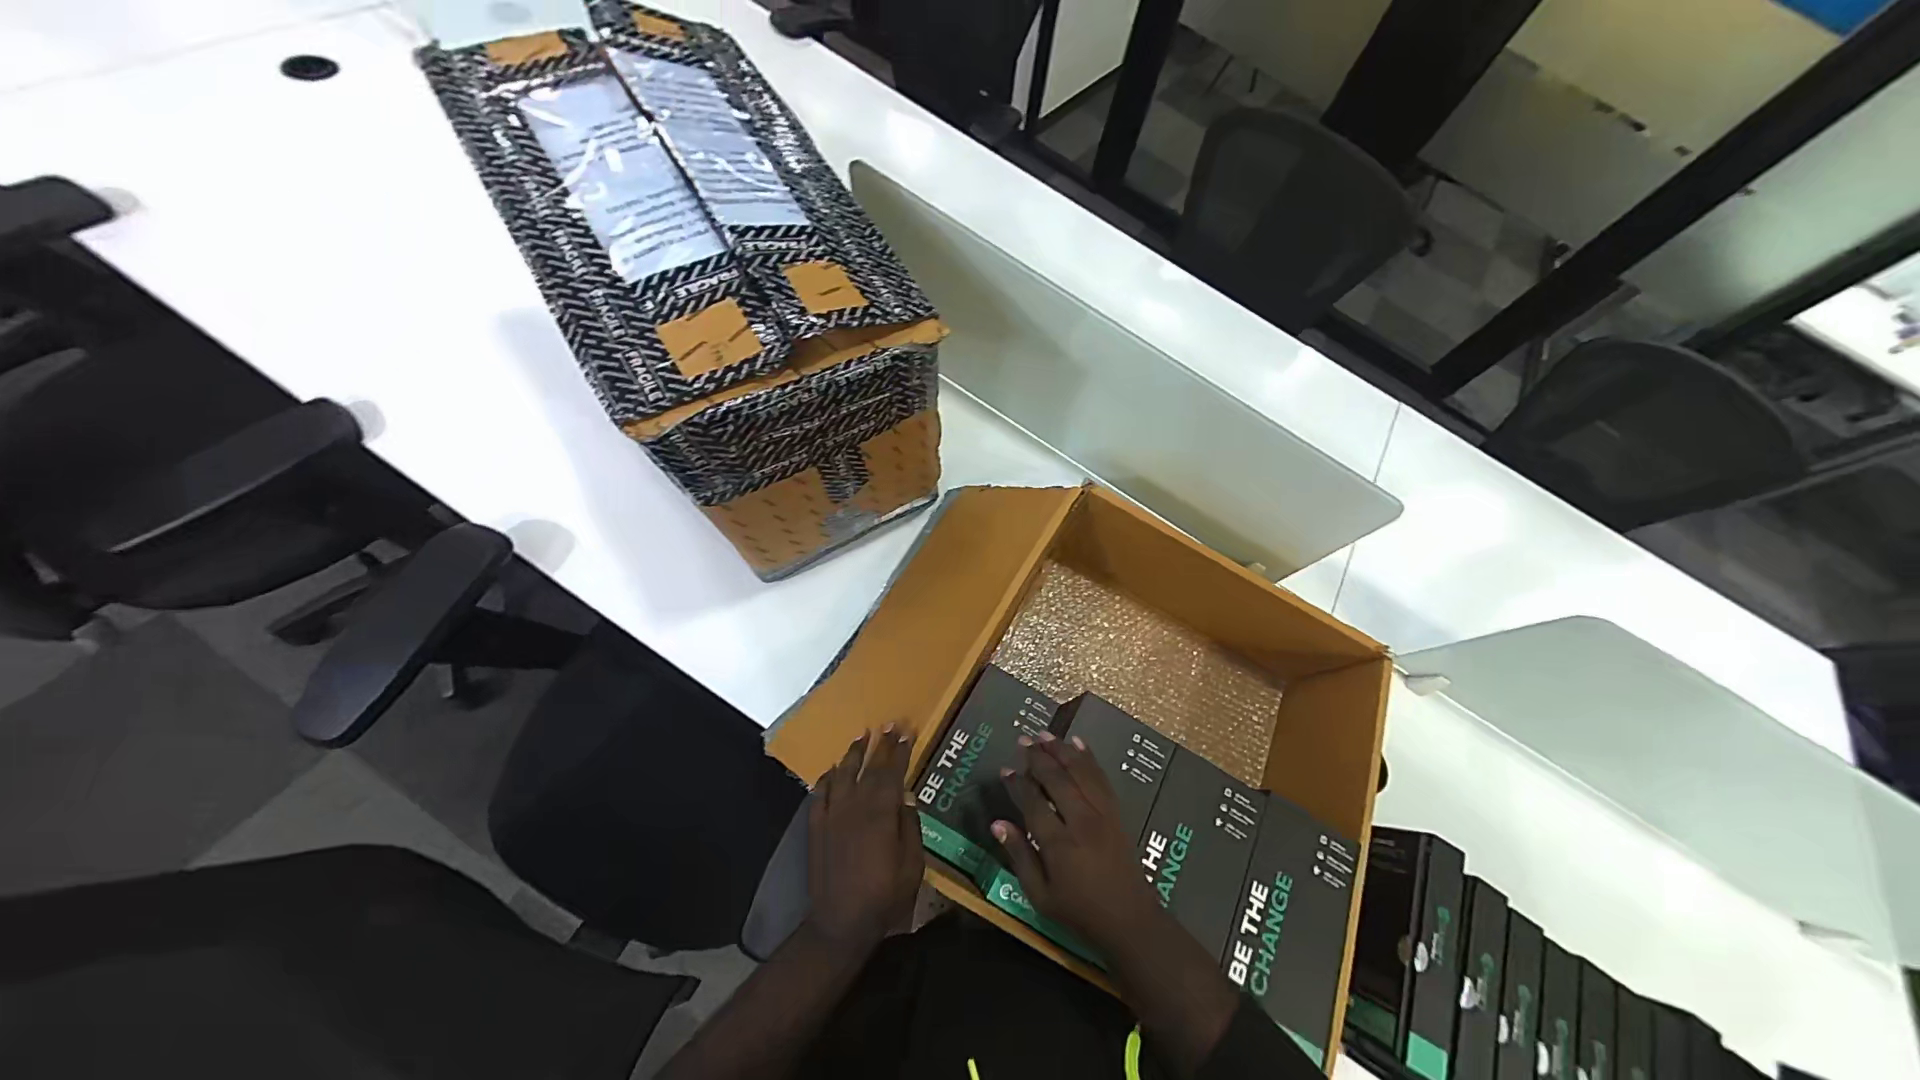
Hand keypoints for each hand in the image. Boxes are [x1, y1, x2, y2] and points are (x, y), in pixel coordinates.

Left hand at [806, 725, 923, 952]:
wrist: (840, 922)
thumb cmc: (884, 897)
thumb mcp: (912, 866)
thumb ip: (910, 828)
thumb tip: (906, 798)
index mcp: (881, 814)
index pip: (892, 774)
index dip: (900, 752)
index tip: (907, 734)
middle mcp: (855, 807)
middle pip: (868, 768)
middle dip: (881, 745)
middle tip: (889, 725)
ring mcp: (832, 815)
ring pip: (842, 774)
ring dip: (853, 754)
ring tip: (861, 737)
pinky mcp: (816, 827)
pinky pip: (820, 793)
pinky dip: (827, 778)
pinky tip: (833, 770)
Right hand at [992, 733, 1166, 953]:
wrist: (1130, 921)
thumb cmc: (1079, 913)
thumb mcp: (1040, 895)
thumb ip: (1019, 856)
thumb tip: (997, 824)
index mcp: (1059, 844)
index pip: (1033, 802)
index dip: (1017, 784)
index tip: (1005, 770)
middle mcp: (1081, 821)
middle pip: (1057, 779)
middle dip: (1038, 757)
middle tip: (1023, 740)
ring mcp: (1103, 814)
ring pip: (1080, 772)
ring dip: (1062, 750)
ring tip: (1045, 735)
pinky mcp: (1117, 813)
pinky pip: (1102, 778)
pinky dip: (1089, 758)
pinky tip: (1079, 744)